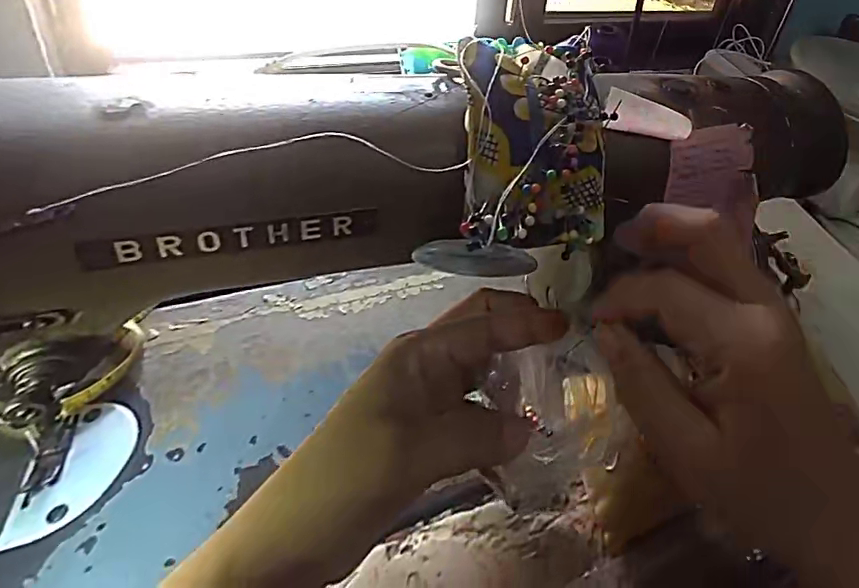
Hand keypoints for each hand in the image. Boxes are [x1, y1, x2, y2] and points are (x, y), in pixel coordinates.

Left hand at [165, 288, 566, 587]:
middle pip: (482, 333)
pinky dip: (498, 417)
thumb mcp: (410, 453)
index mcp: (420, 353)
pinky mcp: (426, 434)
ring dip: (513, 376)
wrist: (291, 537)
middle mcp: (426, 367)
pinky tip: (517, 438)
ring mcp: (425, 401)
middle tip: (562, 348)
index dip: (525, 320)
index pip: (482, 323)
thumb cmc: (346, 477)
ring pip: (480, 374)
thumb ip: (474, 434)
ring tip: (550, 392)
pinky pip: (473, 413)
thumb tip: (529, 429)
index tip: (567, 325)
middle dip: (520, 332)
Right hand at [592, 204, 858, 587]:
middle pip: (710, 233)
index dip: (622, 295)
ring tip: (630, 247)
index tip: (593, 317)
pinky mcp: (774, 316)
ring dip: (675, 235)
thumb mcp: (688, 454)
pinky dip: (692, 257)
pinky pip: (729, 265)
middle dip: (658, 224)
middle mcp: (764, 307)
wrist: (834, 514)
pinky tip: (663, 274)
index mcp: (743, 342)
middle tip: (615, 239)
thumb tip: (605, 330)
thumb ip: (641, 384)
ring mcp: (775, 306)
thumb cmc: (759, 494)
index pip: (668, 289)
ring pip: (722, 241)